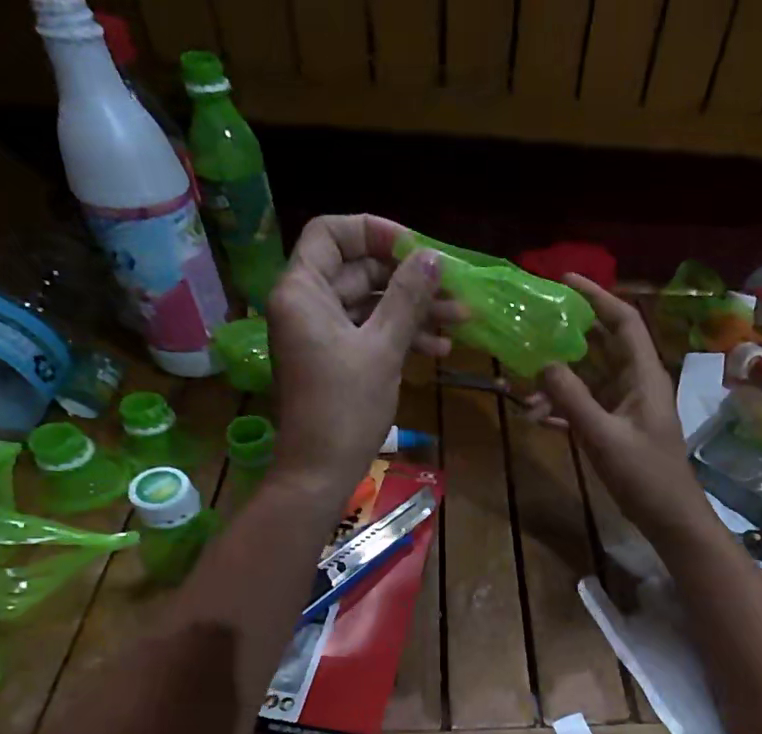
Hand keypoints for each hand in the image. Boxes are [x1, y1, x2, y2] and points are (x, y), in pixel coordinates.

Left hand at [265, 214, 459, 492]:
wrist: (319, 472)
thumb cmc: (345, 407)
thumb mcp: (382, 348)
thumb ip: (408, 297)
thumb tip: (431, 257)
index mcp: (302, 291)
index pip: (330, 233)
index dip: (373, 232)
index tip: (414, 250)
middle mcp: (304, 305)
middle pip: (356, 270)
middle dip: (408, 279)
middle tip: (453, 289)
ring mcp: (317, 335)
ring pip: (367, 304)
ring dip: (412, 310)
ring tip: (459, 320)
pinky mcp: (332, 360)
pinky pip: (366, 333)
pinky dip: (398, 336)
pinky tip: (437, 349)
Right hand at [533, 273, 705, 533]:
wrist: (667, 515)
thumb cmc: (644, 474)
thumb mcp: (603, 435)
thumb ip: (572, 398)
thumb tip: (543, 364)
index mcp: (643, 375)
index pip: (622, 321)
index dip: (597, 297)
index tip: (565, 281)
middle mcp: (634, 382)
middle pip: (599, 346)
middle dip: (566, 338)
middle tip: (531, 328)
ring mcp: (622, 406)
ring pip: (585, 380)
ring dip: (555, 384)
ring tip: (524, 394)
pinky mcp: (612, 427)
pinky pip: (581, 407)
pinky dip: (559, 409)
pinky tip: (535, 418)